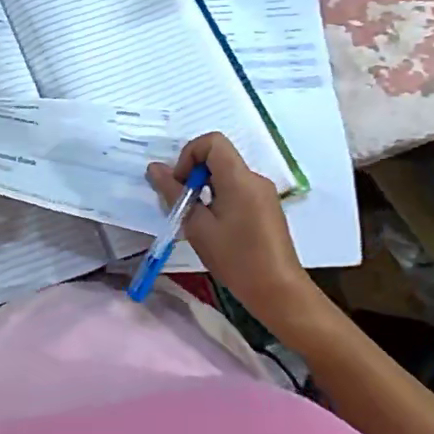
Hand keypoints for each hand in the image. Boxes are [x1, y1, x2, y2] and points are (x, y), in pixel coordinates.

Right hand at [146, 133, 320, 328]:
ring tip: (196, 220)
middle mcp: (255, 179)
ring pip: (227, 174)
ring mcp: (264, 193)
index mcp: (239, 178)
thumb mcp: (197, 227)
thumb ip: (174, 193)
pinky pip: (238, 189)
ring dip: (206, 188)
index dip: (189, 155)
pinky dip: (220, 197)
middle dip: (194, 173)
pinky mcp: (267, 207)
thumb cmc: (236, 259)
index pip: (212, 142)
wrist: (278, 291)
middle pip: (219, 157)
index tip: (181, 184)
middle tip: (182, 204)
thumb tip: (155, 169)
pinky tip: (215, 228)